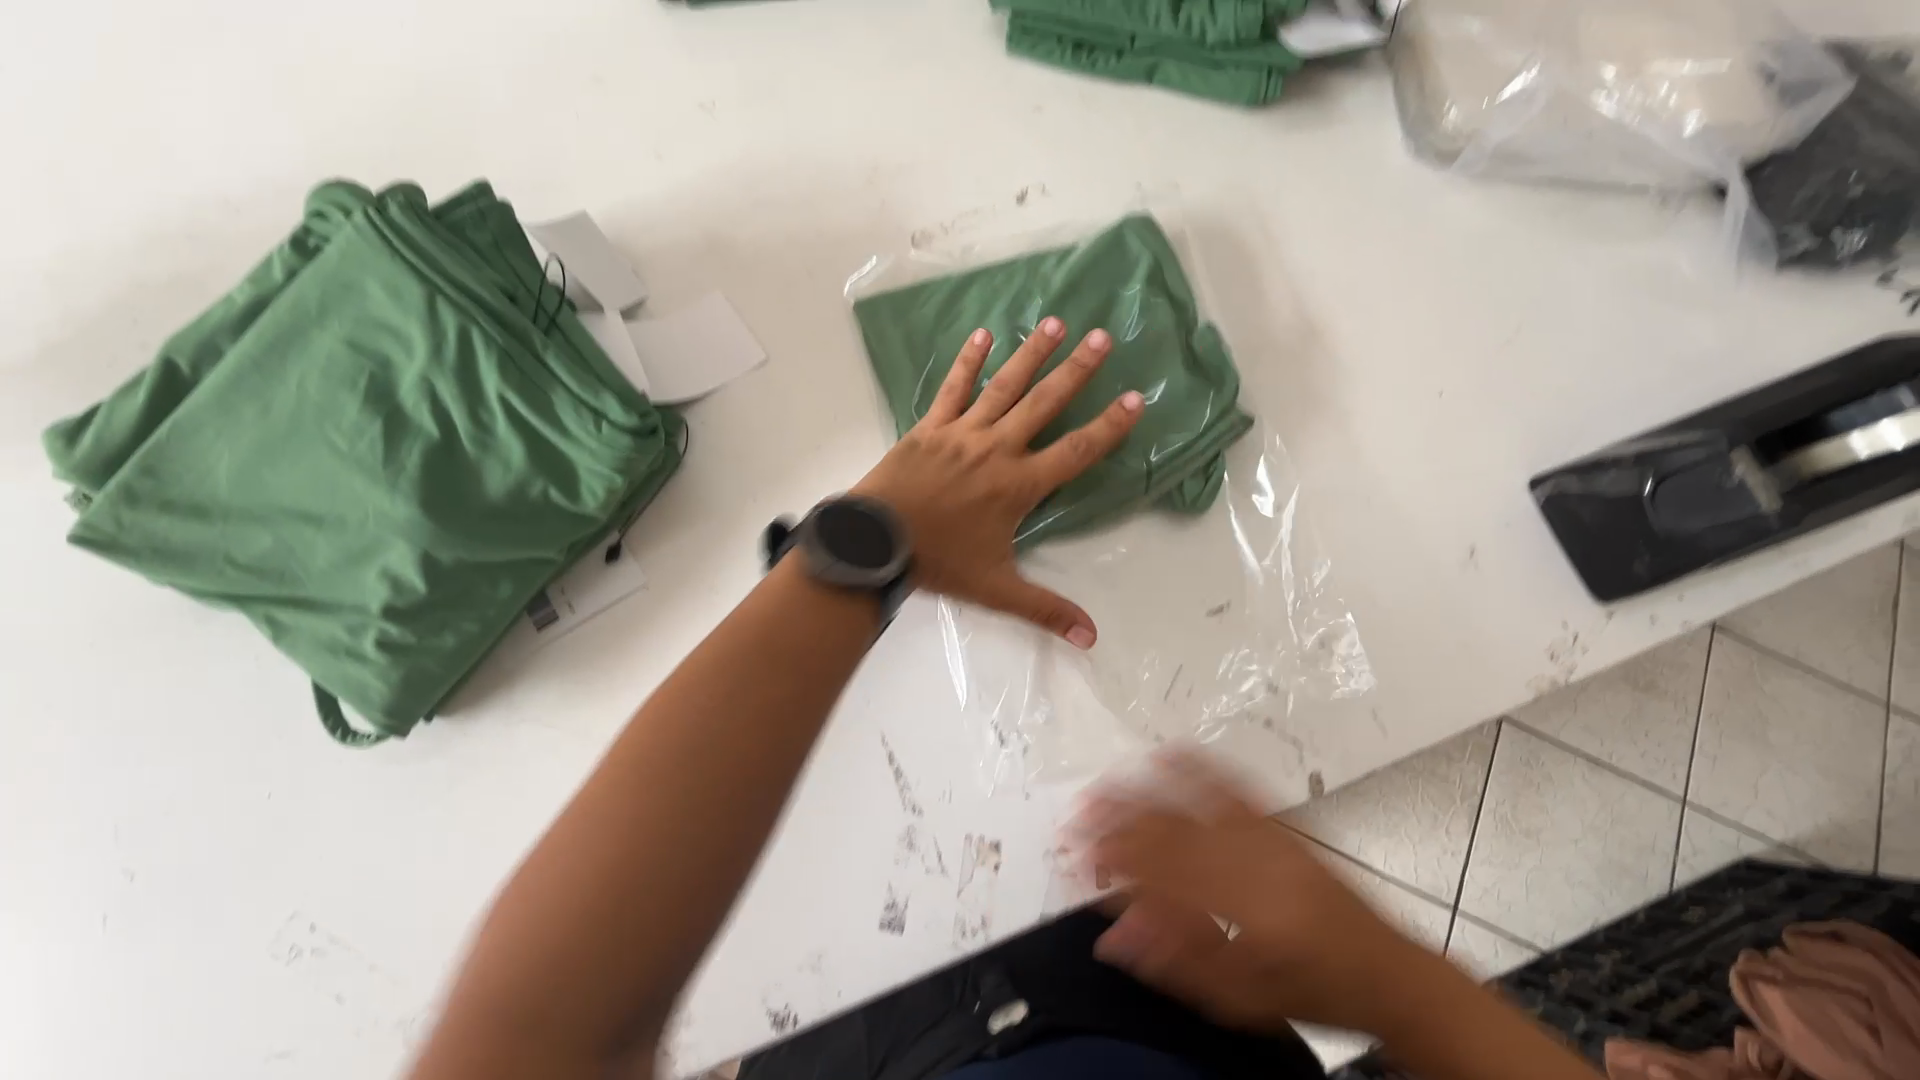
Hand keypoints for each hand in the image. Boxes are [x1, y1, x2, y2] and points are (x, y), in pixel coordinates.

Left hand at [852, 317, 1142, 647]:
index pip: (1076, 451)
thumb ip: (1045, 609)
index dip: (1109, 426)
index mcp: (1019, 485)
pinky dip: (968, 361)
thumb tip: (1090, 639)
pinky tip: (983, 335)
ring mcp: (962, 433)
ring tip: (1054, 322)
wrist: (876, 544)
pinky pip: (953, 388)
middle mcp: (997, 449)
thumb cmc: (939, 563)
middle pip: (1045, 404)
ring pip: (1004, 387)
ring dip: (1031, 354)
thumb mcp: (996, 589)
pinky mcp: (930, 426)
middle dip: (1077, 370)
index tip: (1136, 399)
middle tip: (1103, 337)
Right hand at [1073, 750, 1426, 1035]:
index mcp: (1244, 915)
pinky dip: (1195, 764)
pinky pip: (1232, 785)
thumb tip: (1112, 936)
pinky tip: (1167, 752)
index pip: (1159, 879)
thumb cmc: (1313, 991)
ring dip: (1139, 792)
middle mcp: (1254, 866)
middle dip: (1113, 825)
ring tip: (1100, 788)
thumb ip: (1173, 962)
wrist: (1384, 971)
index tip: (1077, 861)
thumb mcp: (1238, 999)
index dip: (1109, 866)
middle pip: (1168, 833)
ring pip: (1191, 804)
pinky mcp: (1280, 824)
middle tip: (1074, 823)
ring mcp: (1269, 838)